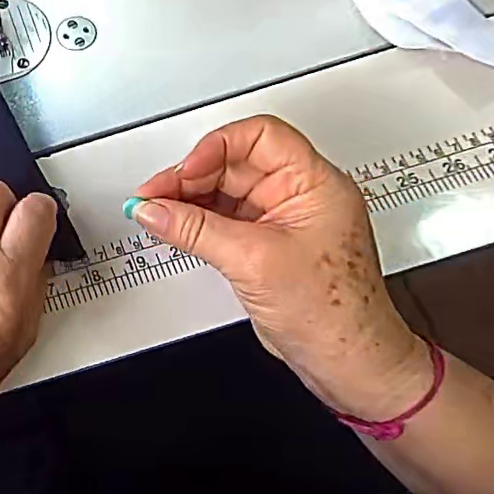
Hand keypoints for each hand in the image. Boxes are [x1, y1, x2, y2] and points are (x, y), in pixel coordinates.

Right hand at [128, 115, 432, 418]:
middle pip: (230, 162)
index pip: (259, 137)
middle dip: (187, 176)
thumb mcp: (252, 260)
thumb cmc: (332, 311)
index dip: (215, 148)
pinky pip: (216, 216)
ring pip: (219, 189)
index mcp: (313, 184)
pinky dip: (189, 219)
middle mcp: (295, 195)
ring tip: (154, 212)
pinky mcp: (258, 241)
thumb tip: (151, 210)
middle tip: (152, 196)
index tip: (182, 173)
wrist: (342, 357)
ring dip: (183, 198)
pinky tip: (170, 226)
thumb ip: (194, 229)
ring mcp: (275, 218)